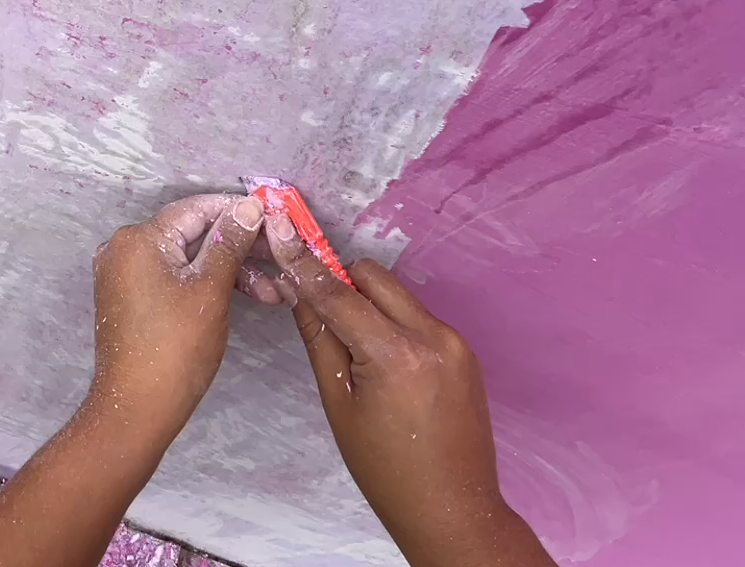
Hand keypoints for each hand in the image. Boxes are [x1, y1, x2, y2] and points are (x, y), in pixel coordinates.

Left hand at [87, 194, 265, 437]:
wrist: (136, 410)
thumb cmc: (176, 348)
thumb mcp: (211, 290)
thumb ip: (230, 242)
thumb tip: (249, 205)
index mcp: (139, 238)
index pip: (196, 209)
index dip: (238, 211)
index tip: (276, 218)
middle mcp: (125, 247)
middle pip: (192, 233)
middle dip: (239, 247)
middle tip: (280, 261)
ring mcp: (125, 272)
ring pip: (187, 257)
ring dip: (228, 270)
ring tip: (273, 293)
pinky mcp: (131, 295)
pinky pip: (174, 275)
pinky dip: (205, 283)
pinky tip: (243, 296)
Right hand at [265, 216, 554, 566]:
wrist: (455, 512)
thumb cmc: (383, 466)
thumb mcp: (337, 402)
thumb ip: (318, 336)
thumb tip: (296, 288)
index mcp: (394, 355)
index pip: (338, 293)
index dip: (304, 263)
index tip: (281, 233)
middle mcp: (431, 336)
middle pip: (372, 274)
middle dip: (341, 280)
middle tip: (322, 309)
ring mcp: (454, 340)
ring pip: (395, 292)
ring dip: (367, 300)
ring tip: (356, 343)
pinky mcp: (463, 349)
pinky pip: (415, 314)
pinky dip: (391, 320)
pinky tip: (384, 358)